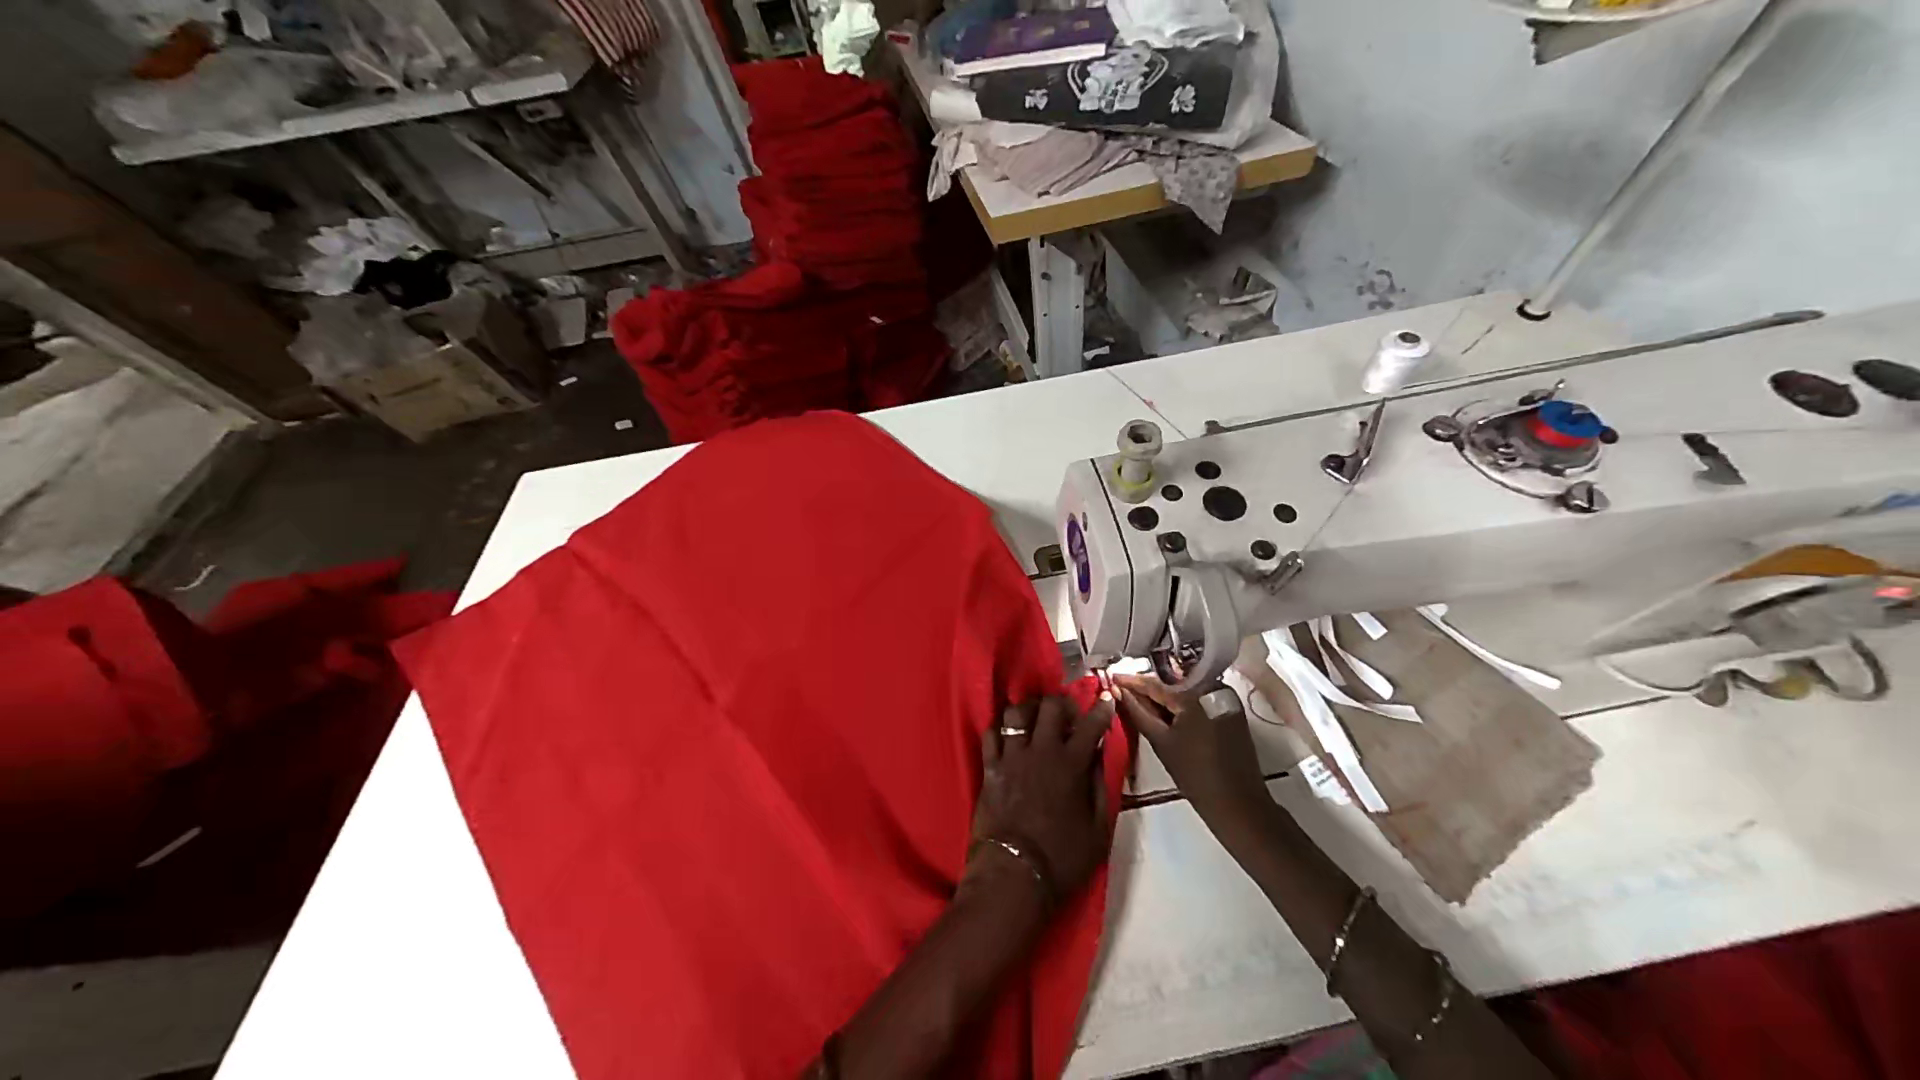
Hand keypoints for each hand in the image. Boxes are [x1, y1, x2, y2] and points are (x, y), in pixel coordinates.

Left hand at [969, 694, 1113, 903]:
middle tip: (1066, 713)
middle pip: (1050, 706)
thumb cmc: (1062, 858)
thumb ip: (1100, 788)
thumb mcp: (1098, 830)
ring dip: (1029, 709)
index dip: (1101, 709)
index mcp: (1071, 764)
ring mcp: (1012, 757)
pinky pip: (991, 733)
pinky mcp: (990, 768)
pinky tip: (1008, 735)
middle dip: (1061, 703)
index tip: (1105, 699)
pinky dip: (1001, 729)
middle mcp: (1041, 751)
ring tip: (1034, 717)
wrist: (1014, 874)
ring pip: (1016, 712)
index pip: (1091, 725)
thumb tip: (1099, 758)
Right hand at [1112, 675, 1269, 828]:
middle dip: (1148, 687)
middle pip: (1173, 683)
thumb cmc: (1194, 775)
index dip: (1131, 681)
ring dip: (1165, 695)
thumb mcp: (1161, 742)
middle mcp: (1213, 687)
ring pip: (1187, 690)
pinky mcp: (1232, 710)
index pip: (1155, 683)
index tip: (1111, 677)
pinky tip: (1166, 712)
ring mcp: (1225, 698)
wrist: (1237, 803)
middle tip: (1124, 689)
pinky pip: (1200, 699)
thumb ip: (1138, 712)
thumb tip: (1119, 691)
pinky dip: (1182, 703)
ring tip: (1141, 700)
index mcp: (1194, 694)